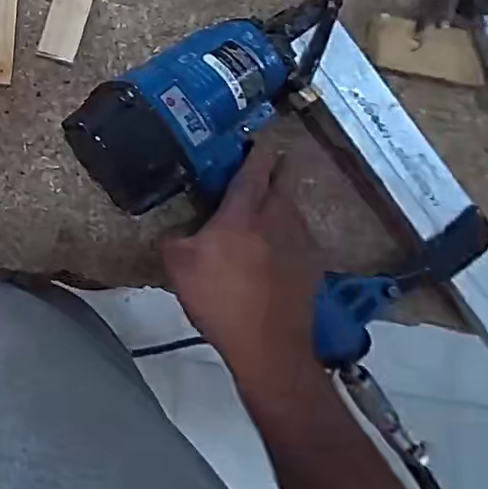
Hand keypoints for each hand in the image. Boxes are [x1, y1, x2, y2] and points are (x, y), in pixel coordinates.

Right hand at [162, 145, 325, 388]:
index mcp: (243, 214)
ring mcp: (299, 242)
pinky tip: (277, 244)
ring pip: (292, 207)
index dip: (255, 151)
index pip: (253, 170)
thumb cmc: (221, 301)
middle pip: (282, 181)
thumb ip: (174, 241)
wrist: (269, 349)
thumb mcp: (179, 268)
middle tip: (263, 163)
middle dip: (275, 168)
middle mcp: (276, 219)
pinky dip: (289, 230)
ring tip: (266, 204)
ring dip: (281, 199)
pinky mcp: (312, 266)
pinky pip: (300, 234)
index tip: (255, 139)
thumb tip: (175, 234)